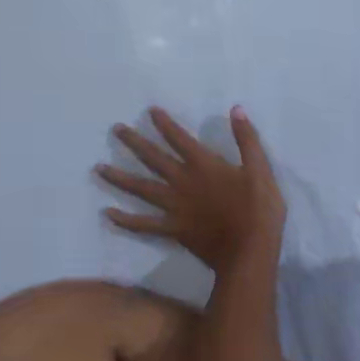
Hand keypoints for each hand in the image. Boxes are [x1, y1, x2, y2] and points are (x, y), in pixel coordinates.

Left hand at [97, 107, 285, 272]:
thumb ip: (247, 140)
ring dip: (120, 178)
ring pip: (141, 189)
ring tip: (99, 169)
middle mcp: (183, 182)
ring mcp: (175, 207)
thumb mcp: (260, 170)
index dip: (165, 124)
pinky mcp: (173, 229)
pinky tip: (109, 214)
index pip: (180, 139)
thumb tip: (235, 110)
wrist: (249, 250)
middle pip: (154, 159)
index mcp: (204, 165)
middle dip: (135, 143)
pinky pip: (145, 224)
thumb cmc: (259, 210)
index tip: (150, 112)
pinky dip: (126, 220)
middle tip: (116, 130)